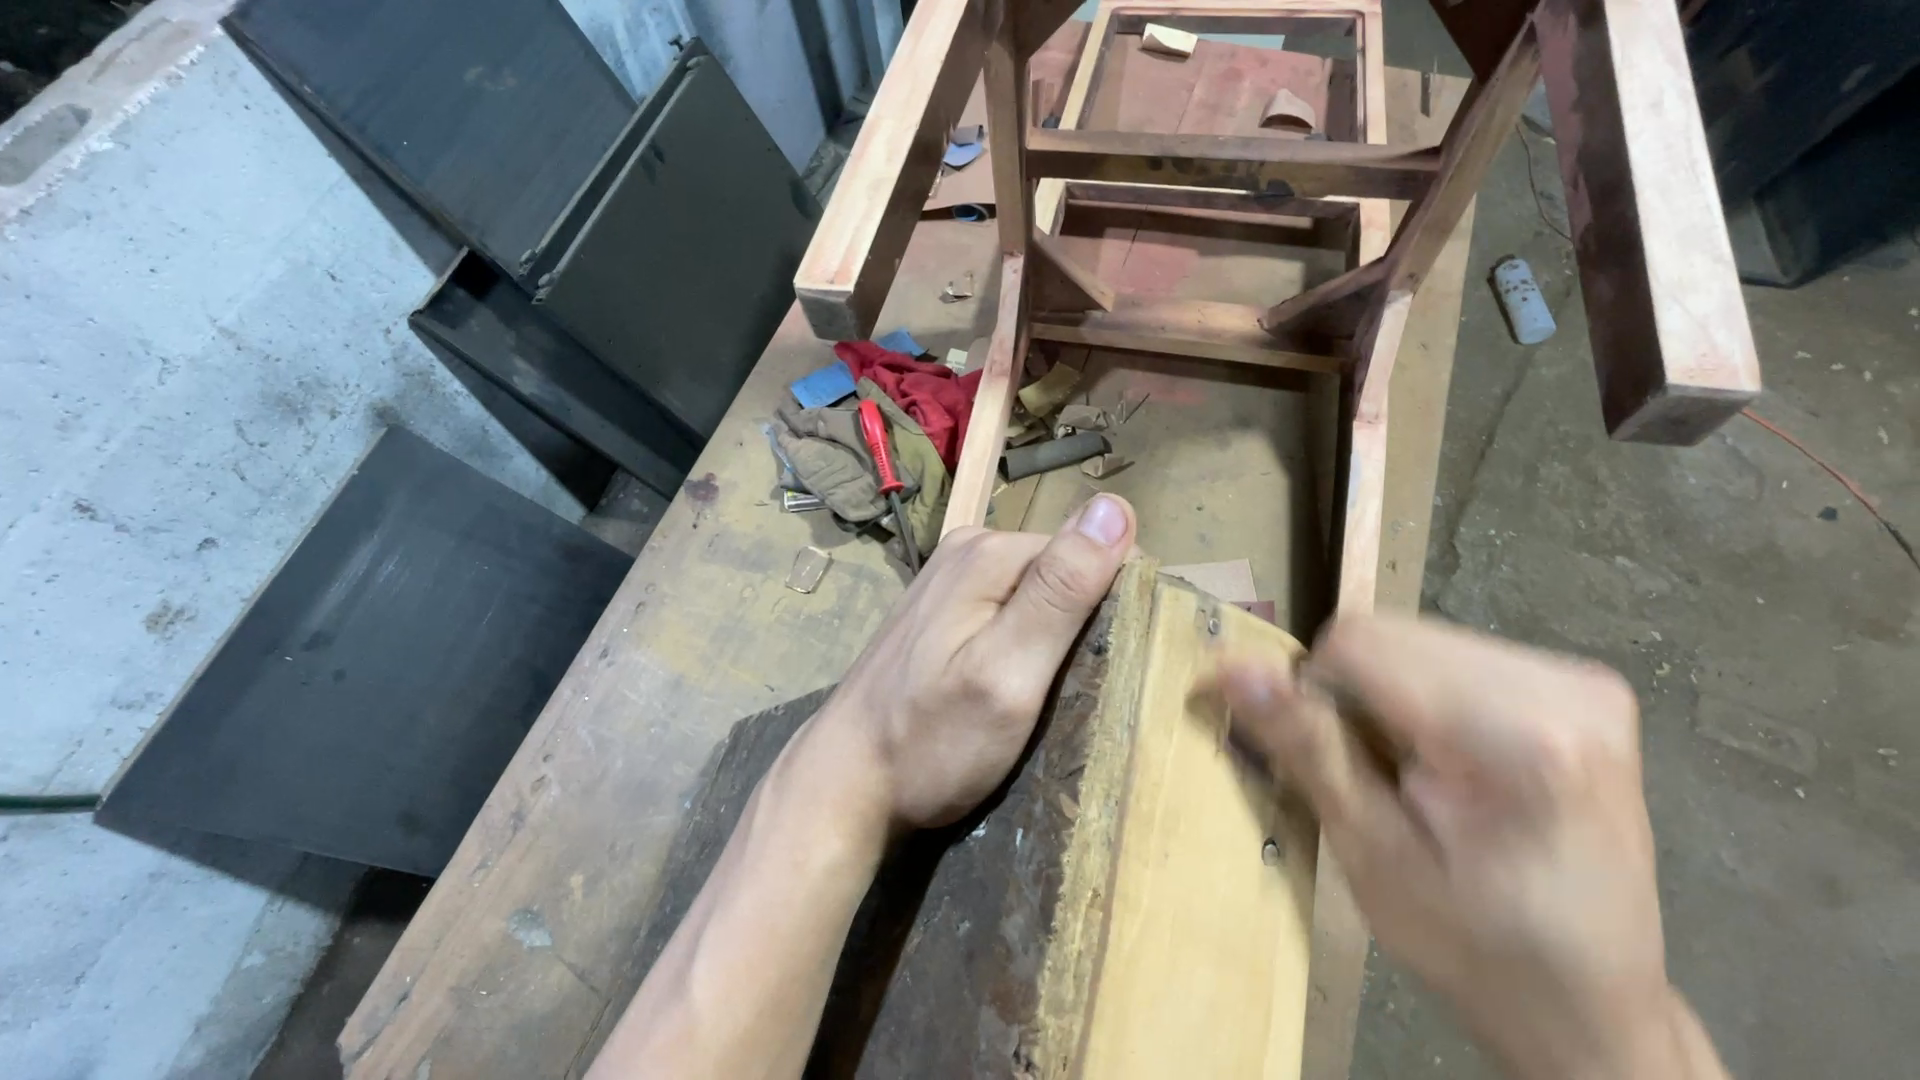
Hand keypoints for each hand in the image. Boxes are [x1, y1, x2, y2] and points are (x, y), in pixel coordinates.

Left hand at [818, 494, 1136, 830]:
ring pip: (1039, 594)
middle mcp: (969, 550)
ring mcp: (951, 580)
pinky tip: (1016, 687)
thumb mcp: (1007, 673)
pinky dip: (1026, 645)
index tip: (1110, 666)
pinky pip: (1009, 611)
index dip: (1114, 606)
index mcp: (990, 552)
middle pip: (1063, 571)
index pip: (1090, 552)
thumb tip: (1115, 506)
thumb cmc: (931, 740)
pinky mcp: (944, 611)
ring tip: (1047, 696)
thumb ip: (1059, 592)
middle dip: (1083, 624)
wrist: (847, 781)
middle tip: (1076, 691)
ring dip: (1056, 639)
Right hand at [1217, 615, 1723, 1079]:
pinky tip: (1449, 757)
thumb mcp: (1371, 854)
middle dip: (1355, 695)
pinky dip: (1425, 694)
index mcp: (1516, 738)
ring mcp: (1583, 683)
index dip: (1314, 691)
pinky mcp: (1584, 686)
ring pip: (1417, 638)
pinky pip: (1455, 652)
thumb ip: (1307, 747)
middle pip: (1391, 636)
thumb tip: (1231, 667)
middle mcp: (1564, 689)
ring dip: (1387, 694)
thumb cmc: (1472, 945)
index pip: (1360, 644)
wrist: (1588, 1000)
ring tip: (1412, 771)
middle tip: (1374, 777)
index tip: (1328, 762)